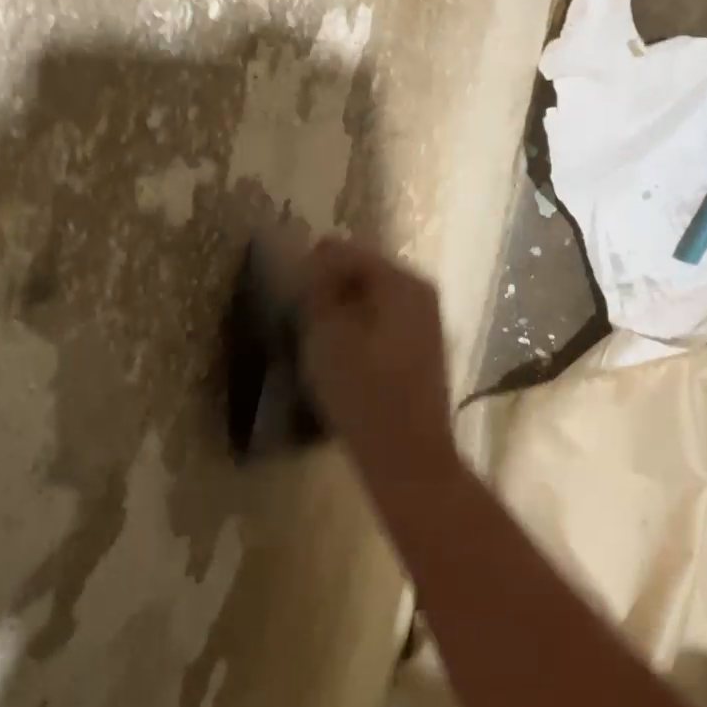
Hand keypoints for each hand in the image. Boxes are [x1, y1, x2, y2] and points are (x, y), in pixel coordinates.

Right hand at [299, 238, 456, 474]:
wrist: (407, 456)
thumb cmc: (363, 390)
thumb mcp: (326, 333)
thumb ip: (314, 289)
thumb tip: (306, 264)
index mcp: (401, 281)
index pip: (342, 250)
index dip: (308, 266)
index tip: (282, 293)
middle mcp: (419, 294)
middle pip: (358, 273)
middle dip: (324, 288)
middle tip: (293, 315)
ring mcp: (424, 324)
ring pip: (367, 301)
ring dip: (337, 312)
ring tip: (309, 336)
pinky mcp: (419, 353)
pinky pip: (377, 325)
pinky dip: (354, 332)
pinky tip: (335, 357)